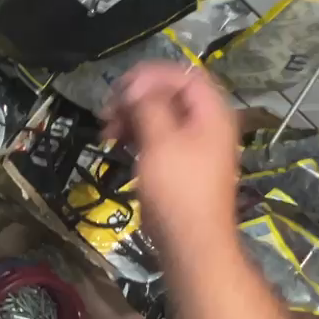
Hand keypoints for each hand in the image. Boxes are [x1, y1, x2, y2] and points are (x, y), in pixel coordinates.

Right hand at [101, 63, 241, 262]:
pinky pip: (158, 137)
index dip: (151, 76)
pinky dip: (137, 136)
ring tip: (107, 131)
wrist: (191, 243)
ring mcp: (194, 146)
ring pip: (160, 116)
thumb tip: (136, 86)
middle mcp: (206, 124)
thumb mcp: (160, 141)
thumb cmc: (177, 189)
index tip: (120, 89)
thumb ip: (148, 105)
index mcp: (211, 113)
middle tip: (108, 111)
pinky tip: (117, 144)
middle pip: (170, 94)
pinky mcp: (180, 165)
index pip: (183, 75)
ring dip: (132, 117)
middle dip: (136, 98)